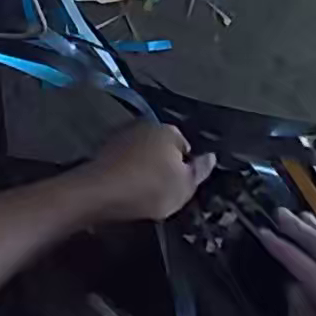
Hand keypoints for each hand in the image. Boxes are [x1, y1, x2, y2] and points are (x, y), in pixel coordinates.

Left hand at [72, 123, 215, 221]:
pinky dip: (128, 168)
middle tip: (165, 188)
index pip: (185, 146)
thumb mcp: (186, 185)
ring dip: (145, 165)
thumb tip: (210, 156)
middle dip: (165, 164)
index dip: (186, 167)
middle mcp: (144, 124)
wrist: (105, 190)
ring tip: (145, 189)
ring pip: (142, 151)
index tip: (182, 184)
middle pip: (162, 147)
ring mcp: (122, 133)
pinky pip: (124, 158)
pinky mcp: (104, 146)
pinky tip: (128, 184)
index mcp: (167, 130)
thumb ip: (200, 169)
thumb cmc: (152, 187)